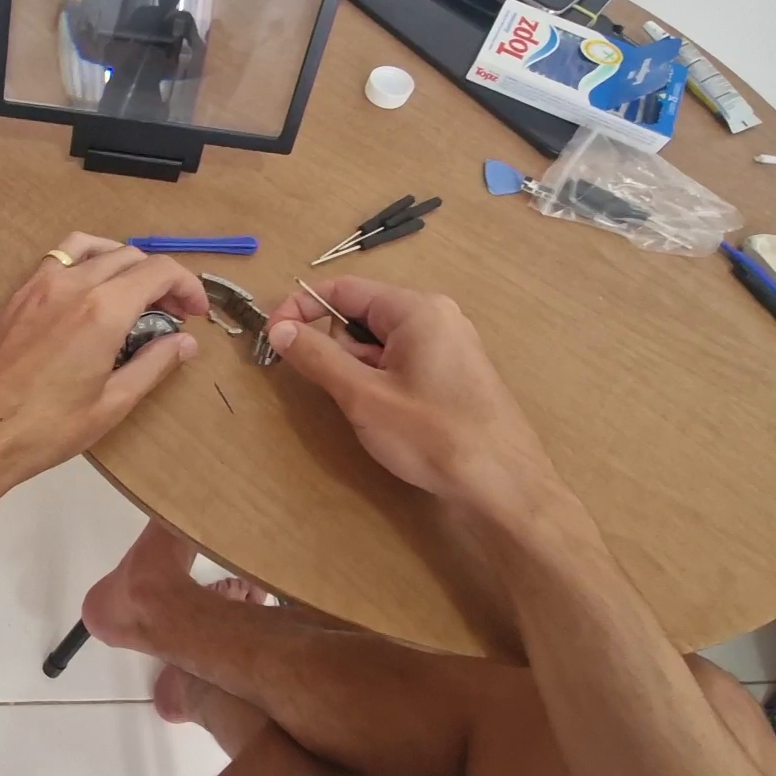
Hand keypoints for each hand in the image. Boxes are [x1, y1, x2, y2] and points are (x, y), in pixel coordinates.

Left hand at [0, 233, 209, 498]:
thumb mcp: (111, 404)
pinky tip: (90, 293)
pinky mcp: (18, 297)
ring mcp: (39, 286)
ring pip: (94, 248)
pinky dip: (86, 262)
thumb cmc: (42, 430)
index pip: (158, 271)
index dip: (187, 286)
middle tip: (171, 314)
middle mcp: (72, 286)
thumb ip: (153, 365)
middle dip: (160, 279)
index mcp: (101, 311)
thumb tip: (184, 343)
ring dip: (124, 262)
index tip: (194, 312)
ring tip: (134, 295)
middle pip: (130, 256)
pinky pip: (60, 258)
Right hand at [265, 278, 559, 512]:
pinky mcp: (452, 372)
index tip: (273, 337)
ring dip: (356, 368)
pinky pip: (398, 361)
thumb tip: (278, 329)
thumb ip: (317, 357)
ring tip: (366, 407)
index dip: (301, 308)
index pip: (343, 289)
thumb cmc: (431, 436)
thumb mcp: (362, 395)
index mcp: (416, 310)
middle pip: (360, 314)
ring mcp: (448, 344)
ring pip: (377, 342)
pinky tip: (385, 413)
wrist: (502, 486)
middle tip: (334, 386)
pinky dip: (377, 379)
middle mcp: (436, 316)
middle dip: (333, 345)